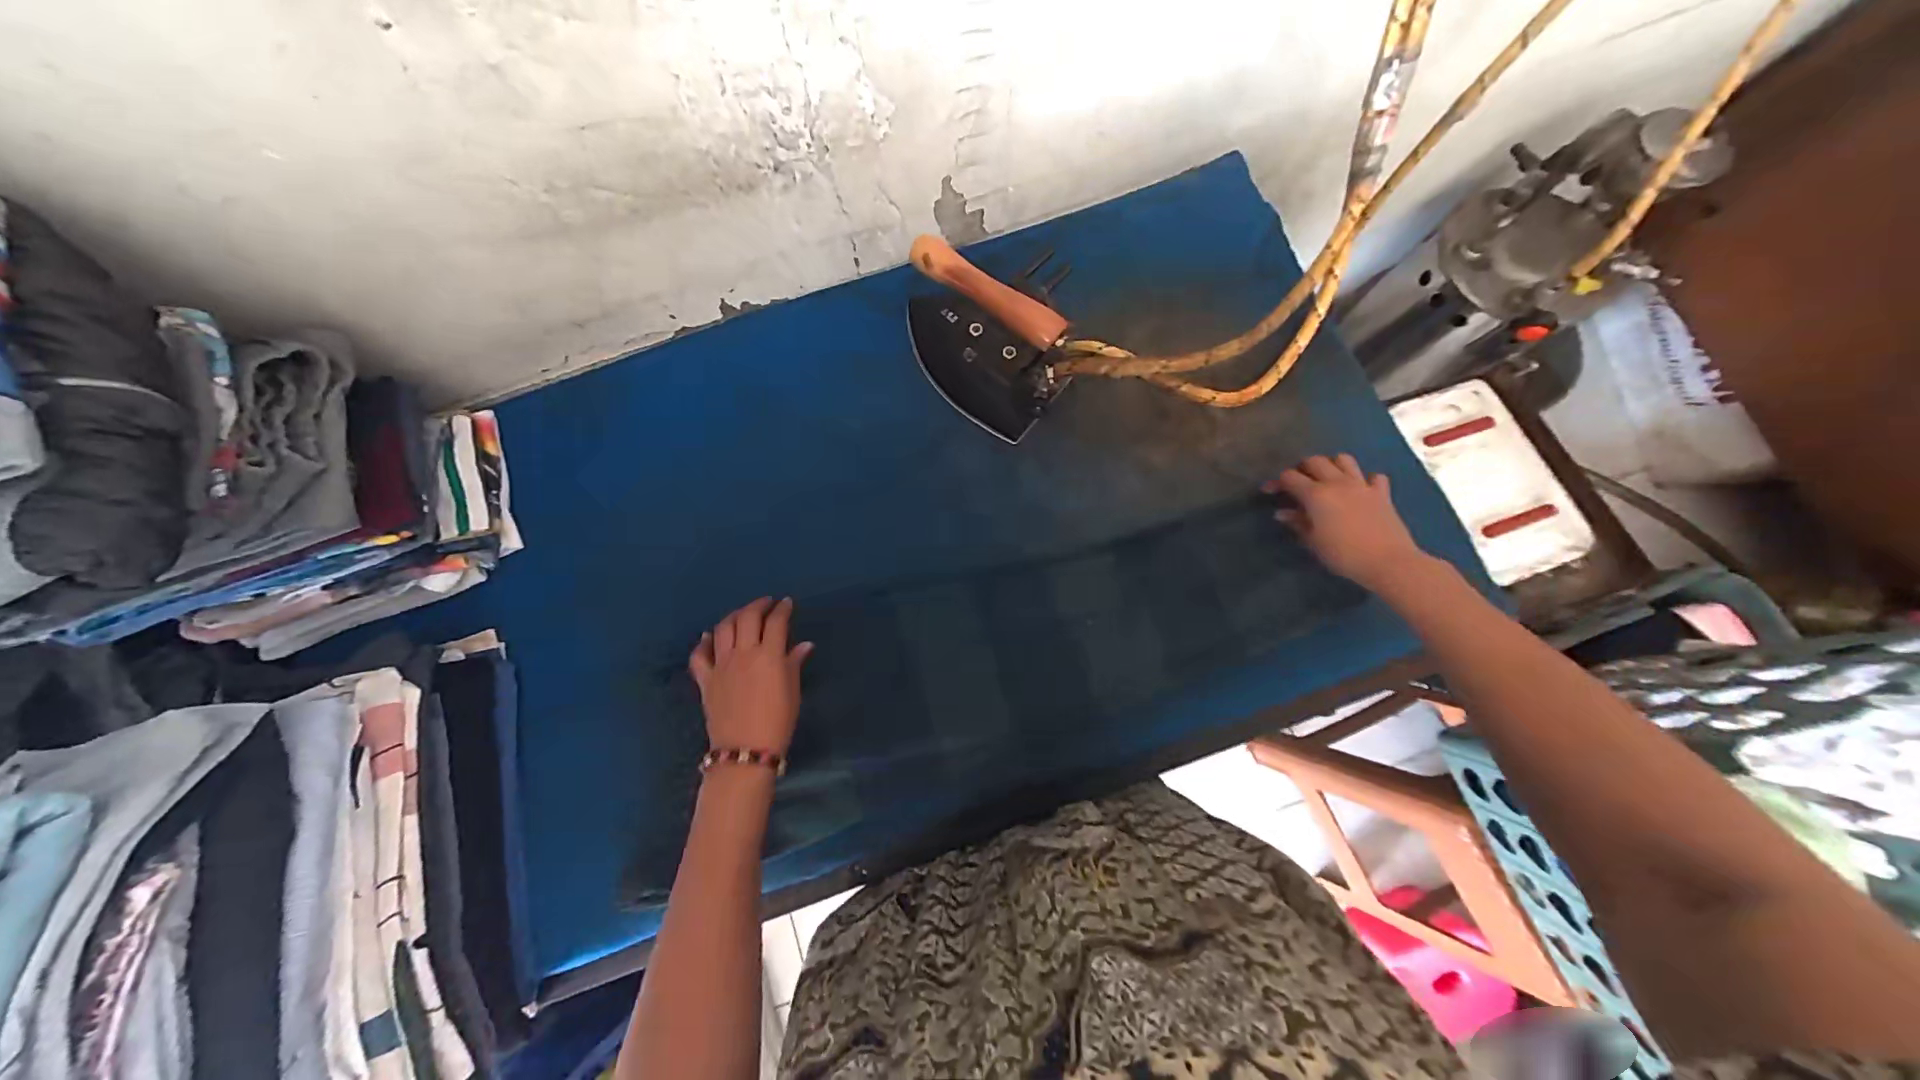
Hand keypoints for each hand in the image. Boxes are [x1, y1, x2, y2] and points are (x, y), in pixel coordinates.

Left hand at [688, 597, 812, 755]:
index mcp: (769, 655)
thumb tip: (804, 645)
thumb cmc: (778, 722)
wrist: (745, 750)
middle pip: (747, 618)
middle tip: (767, 603)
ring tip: (742, 614)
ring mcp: (721, 665)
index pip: (776, 622)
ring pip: (723, 629)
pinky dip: (704, 642)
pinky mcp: (705, 679)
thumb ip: (794, 663)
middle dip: (758, 605)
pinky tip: (709, 637)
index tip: (787, 603)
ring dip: (734, 616)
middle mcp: (743, 653)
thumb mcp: (793, 692)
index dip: (782, 609)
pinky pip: (699, 655)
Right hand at [1267, 454, 1427, 593]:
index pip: (1290, 477)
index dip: (1277, 482)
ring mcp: (1362, 485)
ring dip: (1332, 466)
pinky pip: (1373, 476)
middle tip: (1297, 484)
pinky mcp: (1382, 493)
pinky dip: (1365, 480)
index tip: (1270, 492)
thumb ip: (1297, 523)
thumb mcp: (1313, 541)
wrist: (1387, 561)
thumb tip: (1282, 513)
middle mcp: (1337, 483)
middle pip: (1315, 461)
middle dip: (1302, 468)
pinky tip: (1360, 491)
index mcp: (1316, 495)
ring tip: (1327, 481)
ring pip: (1343, 460)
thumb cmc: (1343, 554)